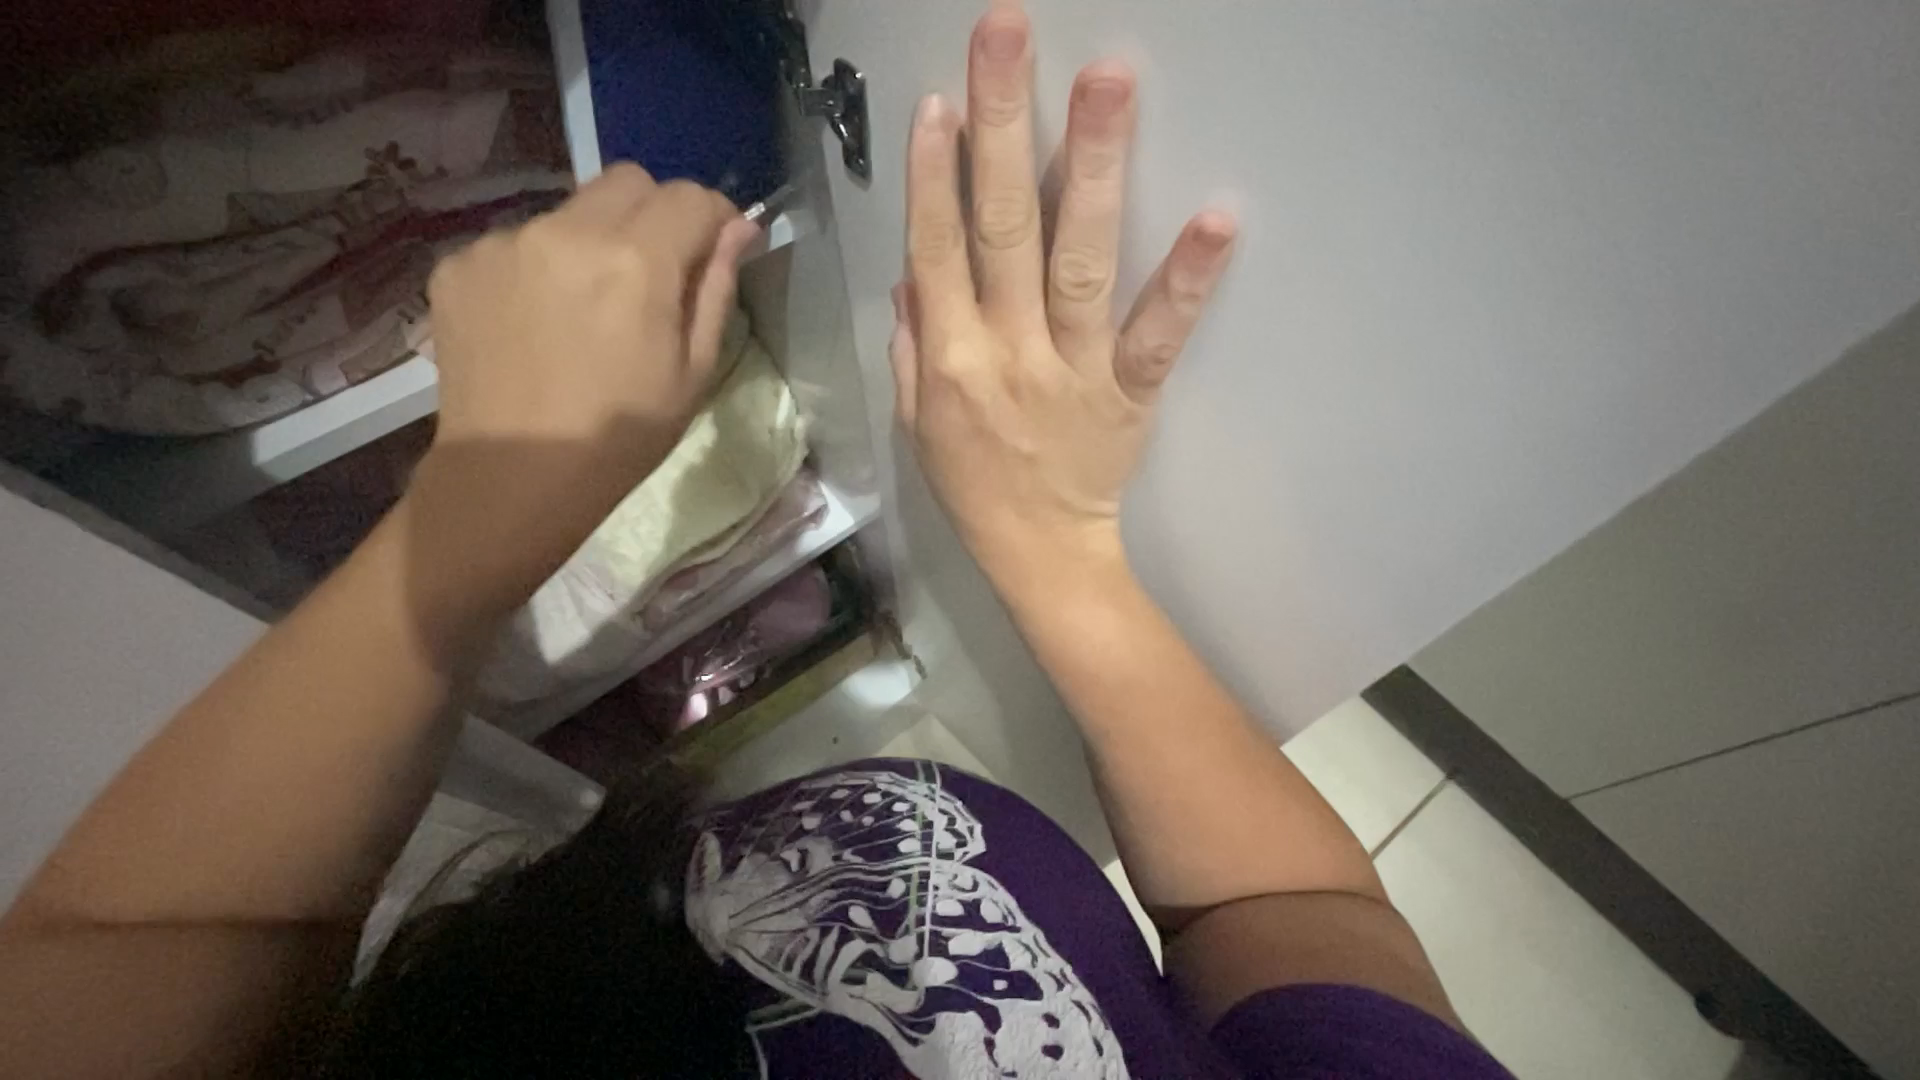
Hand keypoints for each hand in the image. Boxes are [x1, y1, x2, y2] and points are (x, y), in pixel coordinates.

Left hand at [409, 165, 759, 607]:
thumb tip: (738, 229)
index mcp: (637, 262)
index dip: (714, 216)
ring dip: (595, 241)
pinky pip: (519, 242)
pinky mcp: (459, 264)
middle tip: (657, 274)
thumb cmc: (622, 436)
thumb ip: (717, 288)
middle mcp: (567, 231)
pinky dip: (542, 267)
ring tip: (589, 309)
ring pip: (571, 211)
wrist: (514, 477)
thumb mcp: (693, 371)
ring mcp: (504, 243)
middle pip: (628, 182)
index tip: (718, 246)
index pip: (690, 197)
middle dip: (656, 214)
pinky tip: (540, 323)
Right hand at [893, 6, 1235, 585]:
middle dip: (1000, 128)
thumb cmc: (973, 486)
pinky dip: (1184, 280)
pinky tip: (1215, 218)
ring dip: (1088, 169)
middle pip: (1001, 232)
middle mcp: (1006, 353)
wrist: (1039, 551)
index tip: (942, 99)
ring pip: (1077, 263)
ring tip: (1106, 82)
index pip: (936, 251)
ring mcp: (1071, 371)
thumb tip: (911, 270)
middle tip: (1008, 35)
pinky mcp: (1128, 393)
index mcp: (948, 360)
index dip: (935, 175)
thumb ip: (910, 344)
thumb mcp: (917, 424)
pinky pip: (1157, 336)